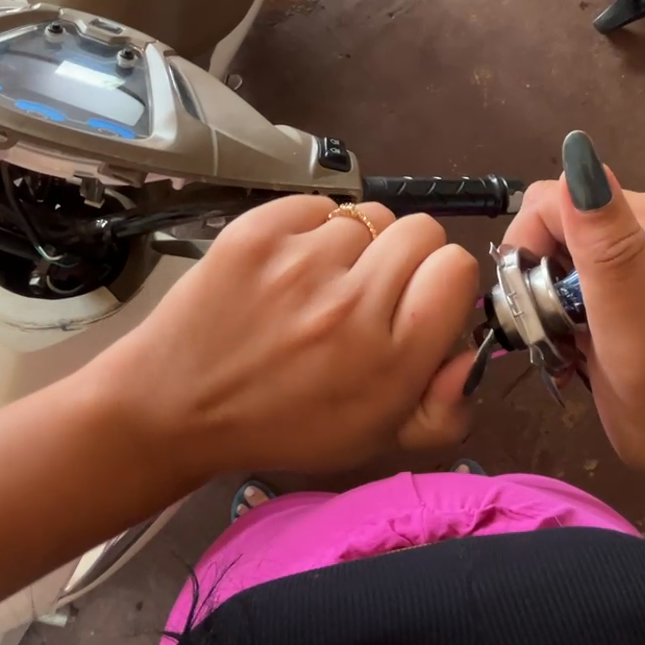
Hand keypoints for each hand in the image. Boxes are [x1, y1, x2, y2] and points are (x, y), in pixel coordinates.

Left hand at [93, 196, 478, 481]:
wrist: (174, 404)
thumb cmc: (283, 425)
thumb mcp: (374, 440)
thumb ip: (444, 409)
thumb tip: (470, 352)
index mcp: (390, 360)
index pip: (456, 268)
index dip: (442, 281)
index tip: (416, 298)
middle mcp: (352, 304)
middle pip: (420, 229)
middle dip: (405, 256)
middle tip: (369, 287)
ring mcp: (301, 261)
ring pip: (367, 215)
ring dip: (355, 245)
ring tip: (318, 281)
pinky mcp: (258, 230)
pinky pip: (318, 204)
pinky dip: (311, 228)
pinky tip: (287, 264)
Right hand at [503, 132, 644, 534]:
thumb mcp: (638, 341)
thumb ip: (609, 255)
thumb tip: (578, 157)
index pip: (557, 201)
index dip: (531, 257)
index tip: (542, 316)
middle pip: (559, 215)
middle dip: (541, 274)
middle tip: (559, 333)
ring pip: (563, 236)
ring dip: (551, 288)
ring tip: (573, 337)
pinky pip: (580, 253)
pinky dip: (567, 293)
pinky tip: (585, 329)